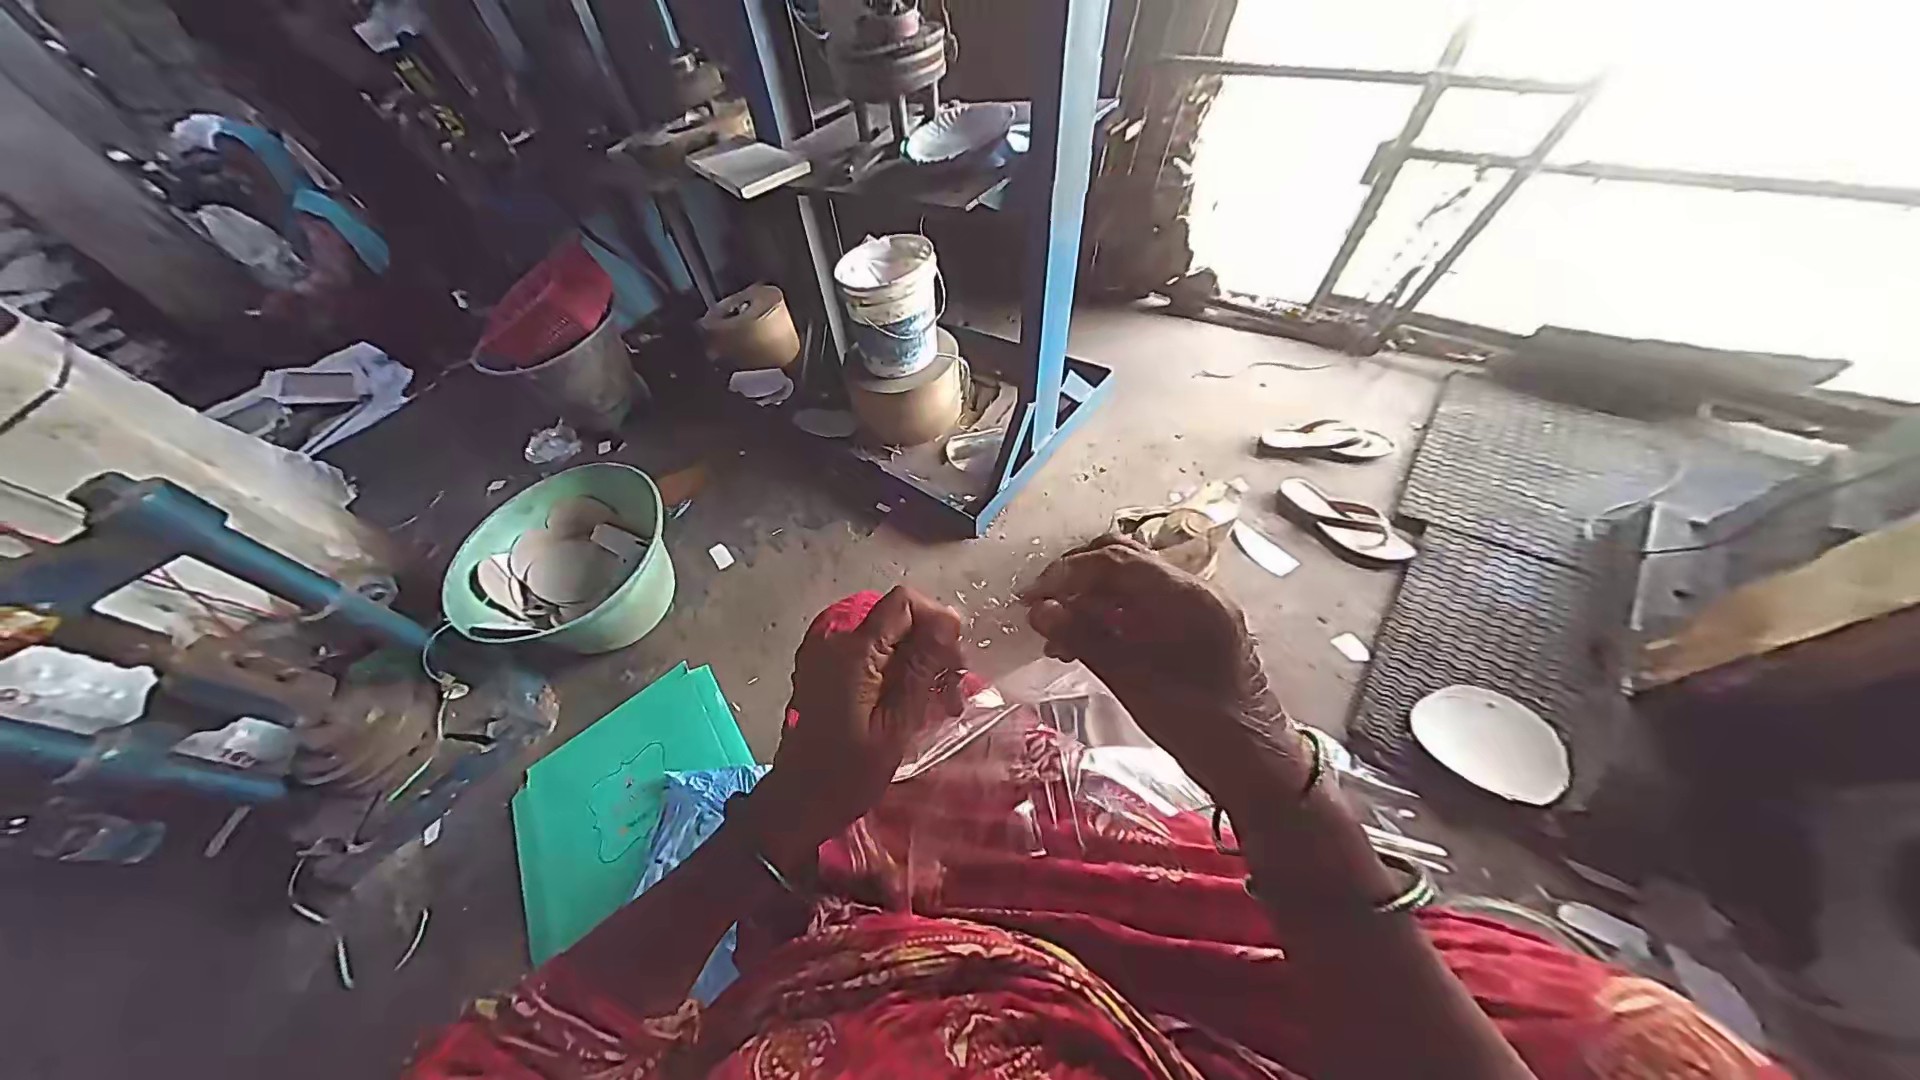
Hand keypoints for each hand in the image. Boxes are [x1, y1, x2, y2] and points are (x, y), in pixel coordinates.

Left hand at [746, 587, 963, 866]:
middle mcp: (836, 641)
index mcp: (853, 652)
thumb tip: (949, 619)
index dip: (936, 621)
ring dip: (919, 662)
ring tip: (940, 705)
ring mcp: (827, 654)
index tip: (954, 663)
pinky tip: (912, 703)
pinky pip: (871, 654)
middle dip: (932, 647)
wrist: (797, 804)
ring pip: (888, 637)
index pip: (904, 602)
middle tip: (953, 694)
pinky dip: (896, 670)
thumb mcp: (896, 723)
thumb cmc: (848, 773)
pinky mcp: (826, 670)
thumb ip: (921, 667)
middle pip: (898, 619)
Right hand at [1021, 536, 1305, 808]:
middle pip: (1123, 557)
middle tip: (1040, 604)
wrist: (1256, 764)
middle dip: (1075, 575)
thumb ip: (1085, 639)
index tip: (1031, 597)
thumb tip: (1038, 610)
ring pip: (1129, 578)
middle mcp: (1194, 588)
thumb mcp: (1133, 682)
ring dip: (1089, 595)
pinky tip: (1082, 639)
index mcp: (1188, 596)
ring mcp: (1195, 603)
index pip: (1116, 561)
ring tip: (1056, 631)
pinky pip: (1141, 602)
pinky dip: (1107, 613)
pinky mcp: (1190, 623)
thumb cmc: (1199, 727)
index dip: (1066, 573)